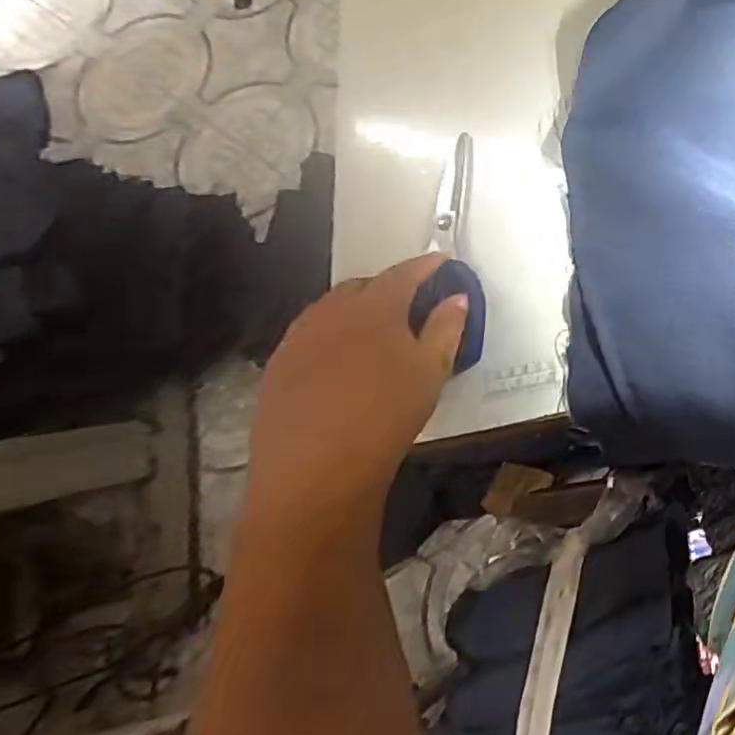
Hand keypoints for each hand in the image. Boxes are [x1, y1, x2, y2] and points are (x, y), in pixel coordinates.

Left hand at [244, 254, 465, 521]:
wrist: (315, 473)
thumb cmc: (386, 415)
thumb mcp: (431, 370)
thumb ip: (446, 327)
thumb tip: (456, 297)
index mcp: (374, 308)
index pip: (404, 273)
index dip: (425, 265)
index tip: (442, 260)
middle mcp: (331, 313)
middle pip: (363, 285)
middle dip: (390, 284)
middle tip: (414, 300)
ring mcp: (298, 339)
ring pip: (331, 307)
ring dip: (358, 307)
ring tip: (379, 327)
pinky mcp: (277, 367)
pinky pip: (310, 333)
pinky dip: (333, 331)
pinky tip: (344, 358)